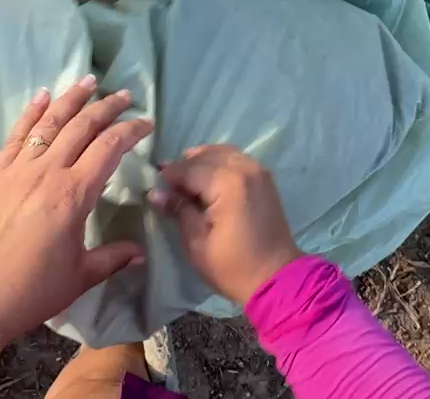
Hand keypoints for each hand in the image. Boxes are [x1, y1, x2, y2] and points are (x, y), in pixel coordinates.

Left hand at [0, 75, 152, 398]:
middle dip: (108, 107)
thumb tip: (142, 252)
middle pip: (83, 126)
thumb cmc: (27, 292)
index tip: (147, 124)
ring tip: (89, 80)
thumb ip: (112, 258)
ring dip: (72, 98)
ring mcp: (19, 170)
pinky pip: (17, 135)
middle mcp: (48, 172)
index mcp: (73, 195)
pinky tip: (43, 95)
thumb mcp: (78, 278)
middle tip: (125, 96)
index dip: (131, 131)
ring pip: (50, 122)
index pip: (109, 148)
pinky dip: (31, 112)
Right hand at [150, 145, 302, 304]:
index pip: (190, 169)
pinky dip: (219, 161)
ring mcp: (257, 169)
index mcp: (227, 183)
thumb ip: (179, 211)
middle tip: (167, 183)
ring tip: (186, 179)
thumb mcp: (197, 243)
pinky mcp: (264, 175)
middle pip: (206, 156)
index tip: (153, 182)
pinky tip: (208, 176)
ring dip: (202, 160)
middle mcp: (244, 167)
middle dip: (185, 166)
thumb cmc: (232, 266)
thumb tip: (156, 192)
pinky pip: (236, 157)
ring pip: (222, 152)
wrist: (276, 276)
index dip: (169, 175)